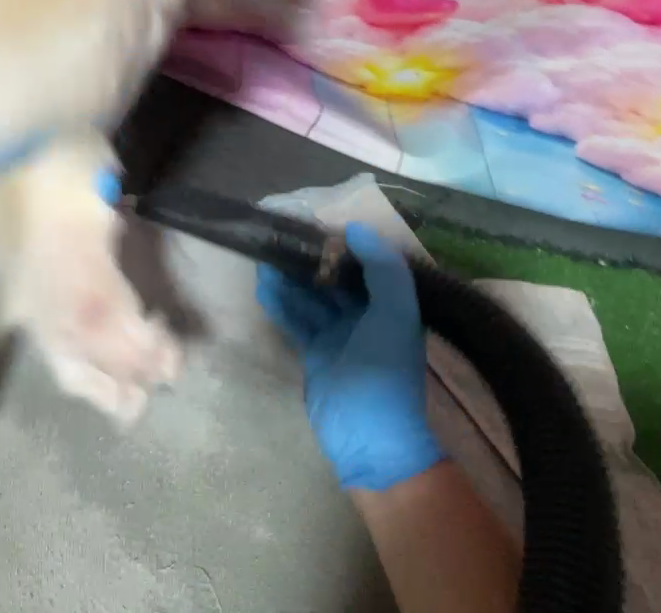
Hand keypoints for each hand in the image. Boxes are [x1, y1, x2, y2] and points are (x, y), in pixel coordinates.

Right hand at [258, 223, 444, 490]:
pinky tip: (264, 285)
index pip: (366, 263)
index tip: (315, 221)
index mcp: (391, 304)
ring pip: (311, 296)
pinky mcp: (315, 352)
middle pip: (335, 277)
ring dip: (291, 277)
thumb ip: (383, 268)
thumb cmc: (387, 372)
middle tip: (283, 235)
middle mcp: (366, 315)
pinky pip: (296, 319)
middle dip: (311, 257)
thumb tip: (355, 228)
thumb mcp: (396, 314)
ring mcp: (339, 334)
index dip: (343, 242)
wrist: (371, 440)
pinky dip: (281, 302)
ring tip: (267, 255)